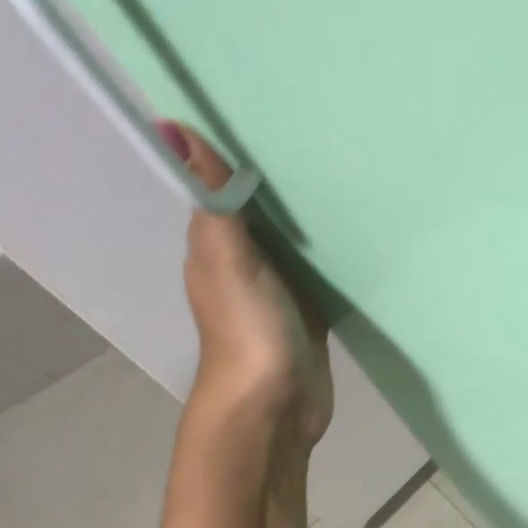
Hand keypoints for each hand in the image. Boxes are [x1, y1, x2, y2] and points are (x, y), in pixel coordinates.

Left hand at [159, 120, 332, 447]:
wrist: (275, 407)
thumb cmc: (247, 331)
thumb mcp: (228, 259)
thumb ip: (214, 201)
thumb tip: (171, 126)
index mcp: (215, 248)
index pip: (219, 189)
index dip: (233, 157)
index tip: (267, 119)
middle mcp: (242, 266)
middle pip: (259, 216)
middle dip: (280, 187)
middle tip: (323, 147)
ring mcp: (277, 295)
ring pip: (292, 247)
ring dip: (310, 224)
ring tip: (347, 187)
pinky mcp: (308, 319)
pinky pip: (319, 278)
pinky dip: (331, 261)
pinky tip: (356, 246)